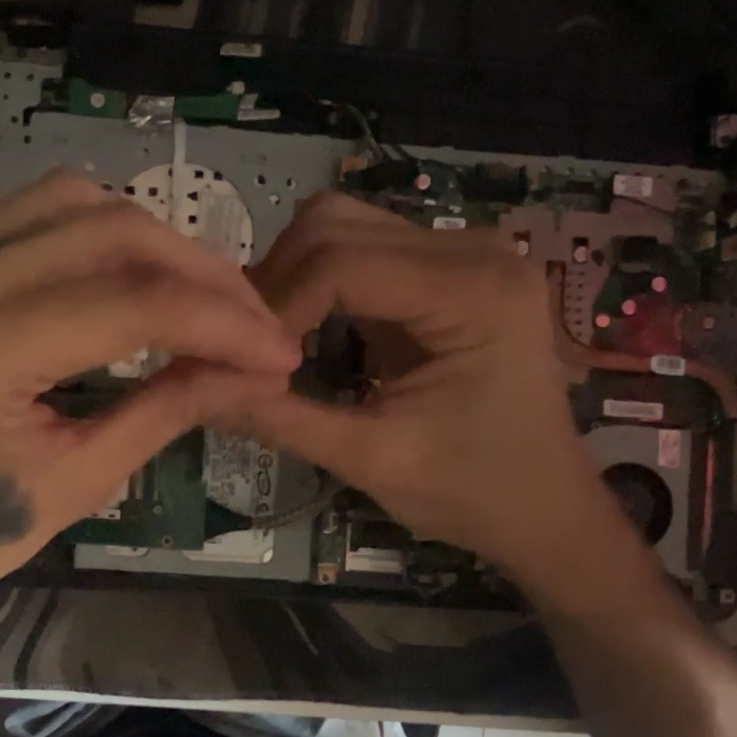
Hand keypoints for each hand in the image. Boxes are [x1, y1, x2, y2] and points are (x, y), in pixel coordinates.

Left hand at [0, 171, 301, 621]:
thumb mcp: (81, 480)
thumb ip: (169, 409)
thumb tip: (258, 370)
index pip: (127, 304)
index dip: (220, 321)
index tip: (279, 351)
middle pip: (108, 233)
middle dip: (201, 273)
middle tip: (254, 320)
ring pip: (74, 203)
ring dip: (154, 240)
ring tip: (203, 295)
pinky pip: (34, 211)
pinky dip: (100, 228)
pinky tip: (137, 271)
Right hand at [236, 193, 637, 591]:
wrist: (545, 511)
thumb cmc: (471, 491)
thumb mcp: (368, 459)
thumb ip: (278, 417)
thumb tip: (190, 386)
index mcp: (472, 291)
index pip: (339, 262)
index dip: (273, 309)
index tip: (239, 366)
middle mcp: (472, 250)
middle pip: (333, 224)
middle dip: (276, 283)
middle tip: (247, 351)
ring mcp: (462, 254)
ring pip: (339, 227)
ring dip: (290, 278)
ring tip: (268, 343)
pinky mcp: (445, 271)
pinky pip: (359, 250)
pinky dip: (314, 283)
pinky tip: (299, 332)